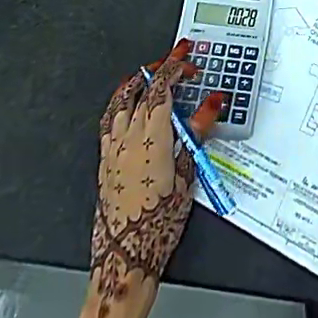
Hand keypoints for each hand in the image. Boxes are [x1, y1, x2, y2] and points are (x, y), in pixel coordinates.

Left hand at [78, 40, 225, 317]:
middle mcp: (127, 138)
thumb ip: (199, 132)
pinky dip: (118, 105)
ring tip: (148, 73)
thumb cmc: (158, 223)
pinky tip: (124, 106)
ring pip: (120, 102)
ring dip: (136, 83)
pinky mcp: (104, 162)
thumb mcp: (189, 174)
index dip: (175, 67)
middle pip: (141, 90)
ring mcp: (112, 149)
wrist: (125, 258)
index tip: (188, 59)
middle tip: (175, 59)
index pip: (162, 88)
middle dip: (160, 69)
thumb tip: (213, 103)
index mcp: (151, 137)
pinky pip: (108, 122)